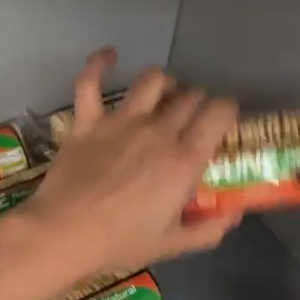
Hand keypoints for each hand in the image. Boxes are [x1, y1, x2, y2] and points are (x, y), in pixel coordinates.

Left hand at [14, 47, 241, 277]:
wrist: (64, 233)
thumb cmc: (120, 242)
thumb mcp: (172, 244)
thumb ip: (209, 228)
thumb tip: (236, 212)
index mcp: (184, 159)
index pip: (219, 113)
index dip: (226, 111)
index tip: (222, 122)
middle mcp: (158, 131)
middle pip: (189, 96)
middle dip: (196, 102)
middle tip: (189, 120)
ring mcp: (120, 122)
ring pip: (152, 79)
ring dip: (163, 82)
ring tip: (161, 95)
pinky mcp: (87, 121)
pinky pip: (91, 81)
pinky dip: (100, 63)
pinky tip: (109, 55)